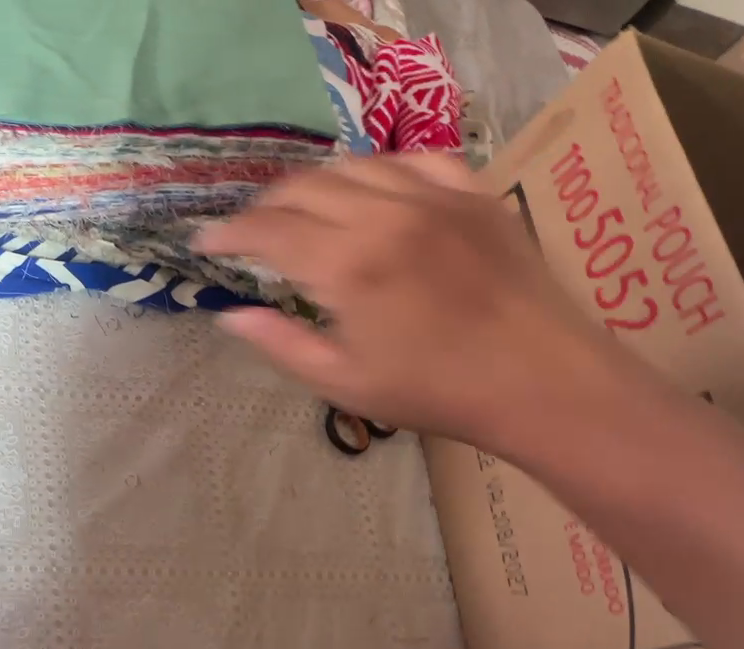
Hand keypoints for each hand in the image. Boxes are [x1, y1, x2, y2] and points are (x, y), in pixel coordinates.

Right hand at [197, 153, 625, 451]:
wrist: (538, 379)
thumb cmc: (432, 392)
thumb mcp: (341, 381)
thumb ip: (280, 343)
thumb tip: (231, 316)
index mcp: (348, 264)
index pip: (269, 231)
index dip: (229, 233)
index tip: (205, 241)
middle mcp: (385, 214)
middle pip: (305, 188)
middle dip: (265, 206)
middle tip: (247, 231)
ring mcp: (435, 196)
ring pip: (355, 165)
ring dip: (314, 184)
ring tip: (299, 209)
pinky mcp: (473, 194)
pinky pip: (415, 161)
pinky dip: (379, 172)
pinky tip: (370, 193)